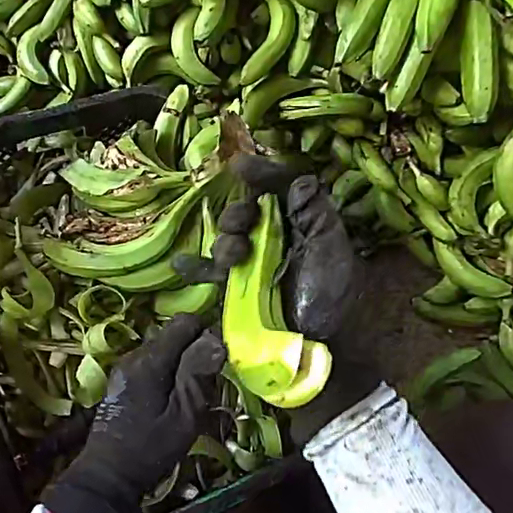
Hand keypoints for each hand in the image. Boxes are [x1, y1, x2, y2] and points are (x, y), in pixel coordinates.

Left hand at [40, 313, 225, 512]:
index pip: (185, 323)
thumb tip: (216, 338)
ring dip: (183, 367)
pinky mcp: (124, 381)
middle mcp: (135, 355)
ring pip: (165, 351)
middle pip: (174, 336)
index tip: (220, 362)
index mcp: (150, 359)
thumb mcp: (184, 415)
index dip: (208, 334)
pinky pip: (154, 366)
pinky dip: (169, 376)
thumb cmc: (150, 448)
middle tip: (209, 386)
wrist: (108, 476)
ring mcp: (126, 368)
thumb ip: (198, 374)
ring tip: (194, 398)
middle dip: (196, 353)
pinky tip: (174, 403)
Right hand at [175, 154, 375, 446]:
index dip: (261, 174)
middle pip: (246, 212)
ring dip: (224, 241)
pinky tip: (181, 264)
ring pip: (227, 239)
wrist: (319, 346)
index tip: (239, 166)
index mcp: (300, 224)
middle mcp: (274, 238)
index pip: (279, 188)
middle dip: (238, 213)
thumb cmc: (331, 296)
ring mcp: (252, 264)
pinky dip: (193, 267)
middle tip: (241, 222)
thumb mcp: (331, 250)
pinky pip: (208, 273)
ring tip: (233, 256)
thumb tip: (300, 180)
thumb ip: (316, 214)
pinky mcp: (234, 288)